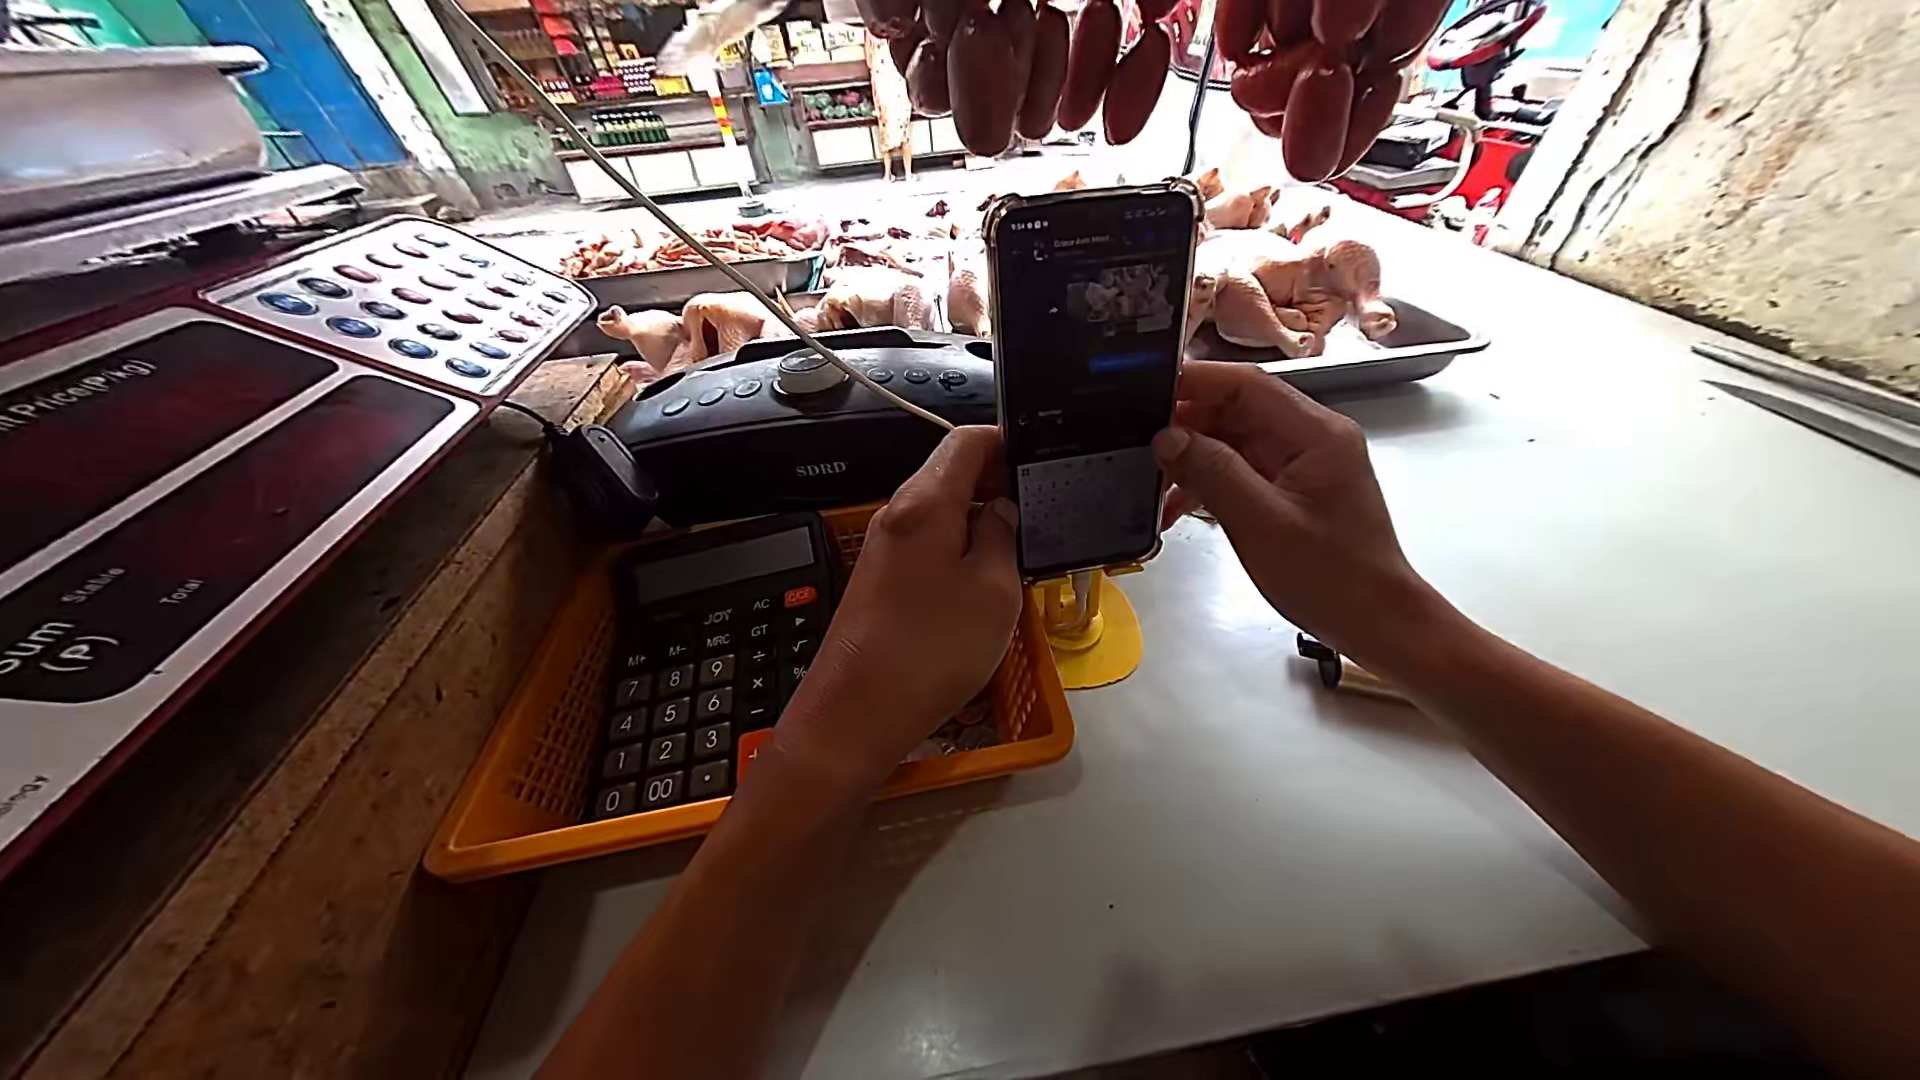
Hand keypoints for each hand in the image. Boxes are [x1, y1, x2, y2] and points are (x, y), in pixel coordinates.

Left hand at [780, 426, 1023, 786]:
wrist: (860, 709)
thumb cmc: (931, 650)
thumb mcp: (994, 590)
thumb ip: (1003, 537)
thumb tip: (1001, 512)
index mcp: (925, 503)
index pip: (966, 441)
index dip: (1004, 441)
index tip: (1033, 461)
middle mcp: (897, 514)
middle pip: (949, 471)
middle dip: (994, 481)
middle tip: (1032, 511)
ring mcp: (884, 545)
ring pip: (939, 508)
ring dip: (977, 516)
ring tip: (1014, 545)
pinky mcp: (881, 575)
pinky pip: (925, 540)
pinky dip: (956, 542)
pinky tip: (981, 574)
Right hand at [1153, 361, 1443, 665]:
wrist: (1372, 620)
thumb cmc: (1332, 576)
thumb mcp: (1262, 523)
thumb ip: (1212, 473)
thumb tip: (1167, 438)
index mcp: (1315, 434)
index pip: (1248, 385)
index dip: (1196, 381)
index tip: (1150, 389)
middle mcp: (1307, 439)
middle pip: (1235, 410)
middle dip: (1185, 424)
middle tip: (1141, 442)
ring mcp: (1295, 464)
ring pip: (1229, 441)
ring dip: (1190, 458)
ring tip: (1154, 480)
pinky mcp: (1283, 489)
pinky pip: (1234, 471)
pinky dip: (1202, 484)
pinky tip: (1175, 507)